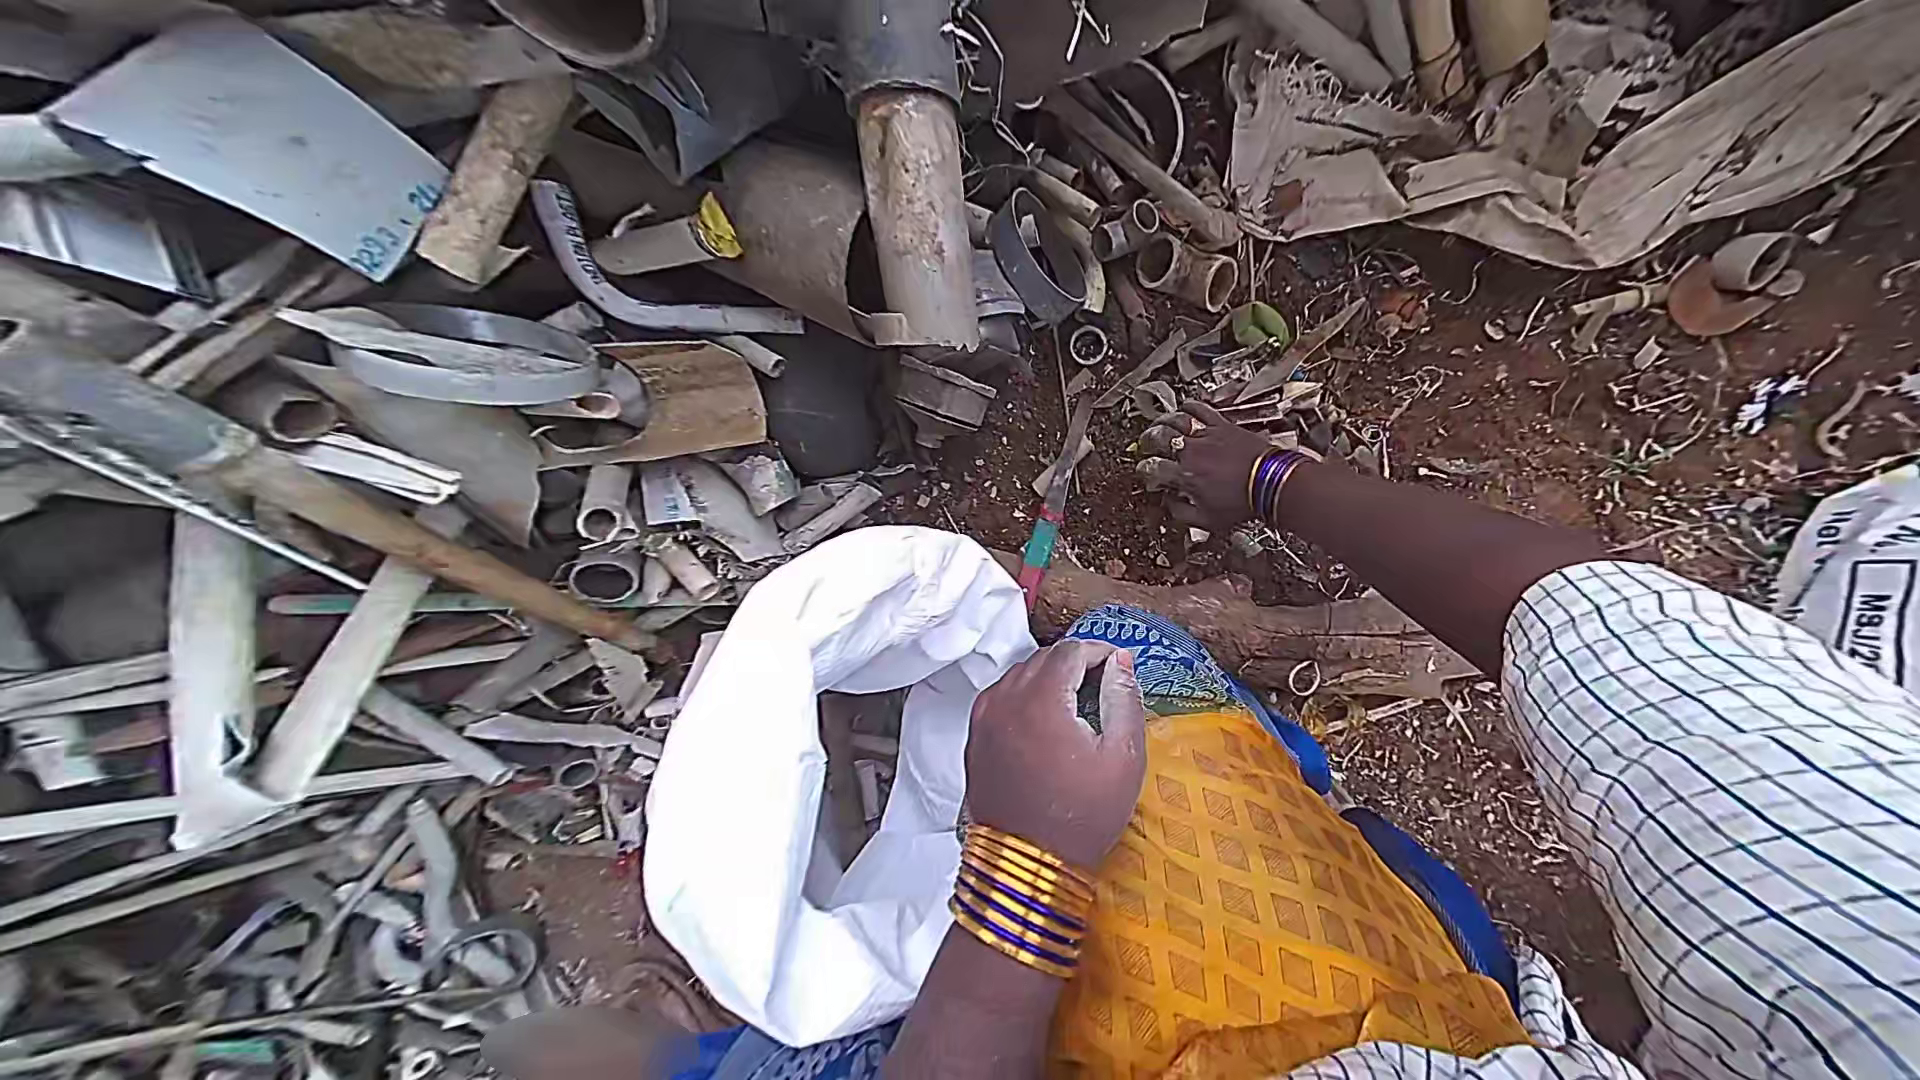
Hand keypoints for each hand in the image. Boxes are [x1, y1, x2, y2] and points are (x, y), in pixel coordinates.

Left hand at [965, 641, 1146, 868]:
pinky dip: (1026, 696)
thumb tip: (1120, 662)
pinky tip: (1045, 720)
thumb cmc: (1081, 817)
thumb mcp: (1122, 759)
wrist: (1025, 865)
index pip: (1070, 651)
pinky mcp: (974, 733)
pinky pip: (1003, 695)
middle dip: (1075, 663)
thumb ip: (1124, 699)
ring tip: (1076, 704)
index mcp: (1040, 699)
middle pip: (1043, 658)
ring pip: (1020, 674)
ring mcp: (984, 715)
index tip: (1117, 665)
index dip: (1099, 651)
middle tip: (1102, 685)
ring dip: (1049, 678)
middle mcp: (1005, 697)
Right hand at [1139, 401, 1271, 529]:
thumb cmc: (1244, 503)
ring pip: (1175, 420)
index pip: (1152, 467)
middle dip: (1148, 441)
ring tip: (1158, 425)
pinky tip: (1184, 409)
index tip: (1146, 471)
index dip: (1144, 470)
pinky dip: (1188, 406)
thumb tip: (1170, 504)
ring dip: (1162, 422)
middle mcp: (1192, 452)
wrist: (1275, 483)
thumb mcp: (1207, 520)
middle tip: (1146, 444)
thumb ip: (1181, 512)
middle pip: (1158, 438)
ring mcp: (1207, 435)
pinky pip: (1200, 409)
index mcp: (1184, 476)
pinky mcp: (1222, 425)